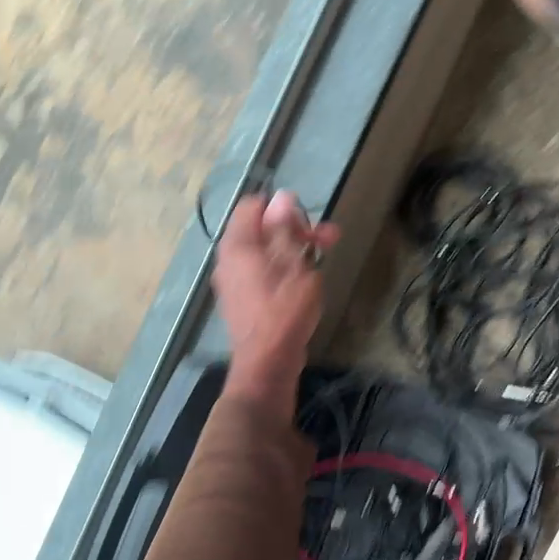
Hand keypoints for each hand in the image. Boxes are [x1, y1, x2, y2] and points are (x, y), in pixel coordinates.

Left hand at [213, 190, 338, 417]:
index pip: (254, 206)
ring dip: (293, 250)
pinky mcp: (243, 298)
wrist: (268, 361)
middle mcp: (229, 258)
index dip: (284, 209)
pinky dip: (283, 268)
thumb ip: (286, 230)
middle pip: (261, 228)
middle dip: (295, 230)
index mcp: (238, 245)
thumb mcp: (294, 266)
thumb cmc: (285, 311)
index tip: (310, 226)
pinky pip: (262, 271)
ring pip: (264, 251)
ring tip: (320, 262)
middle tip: (328, 241)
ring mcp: (234, 279)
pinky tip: (303, 283)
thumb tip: (282, 198)